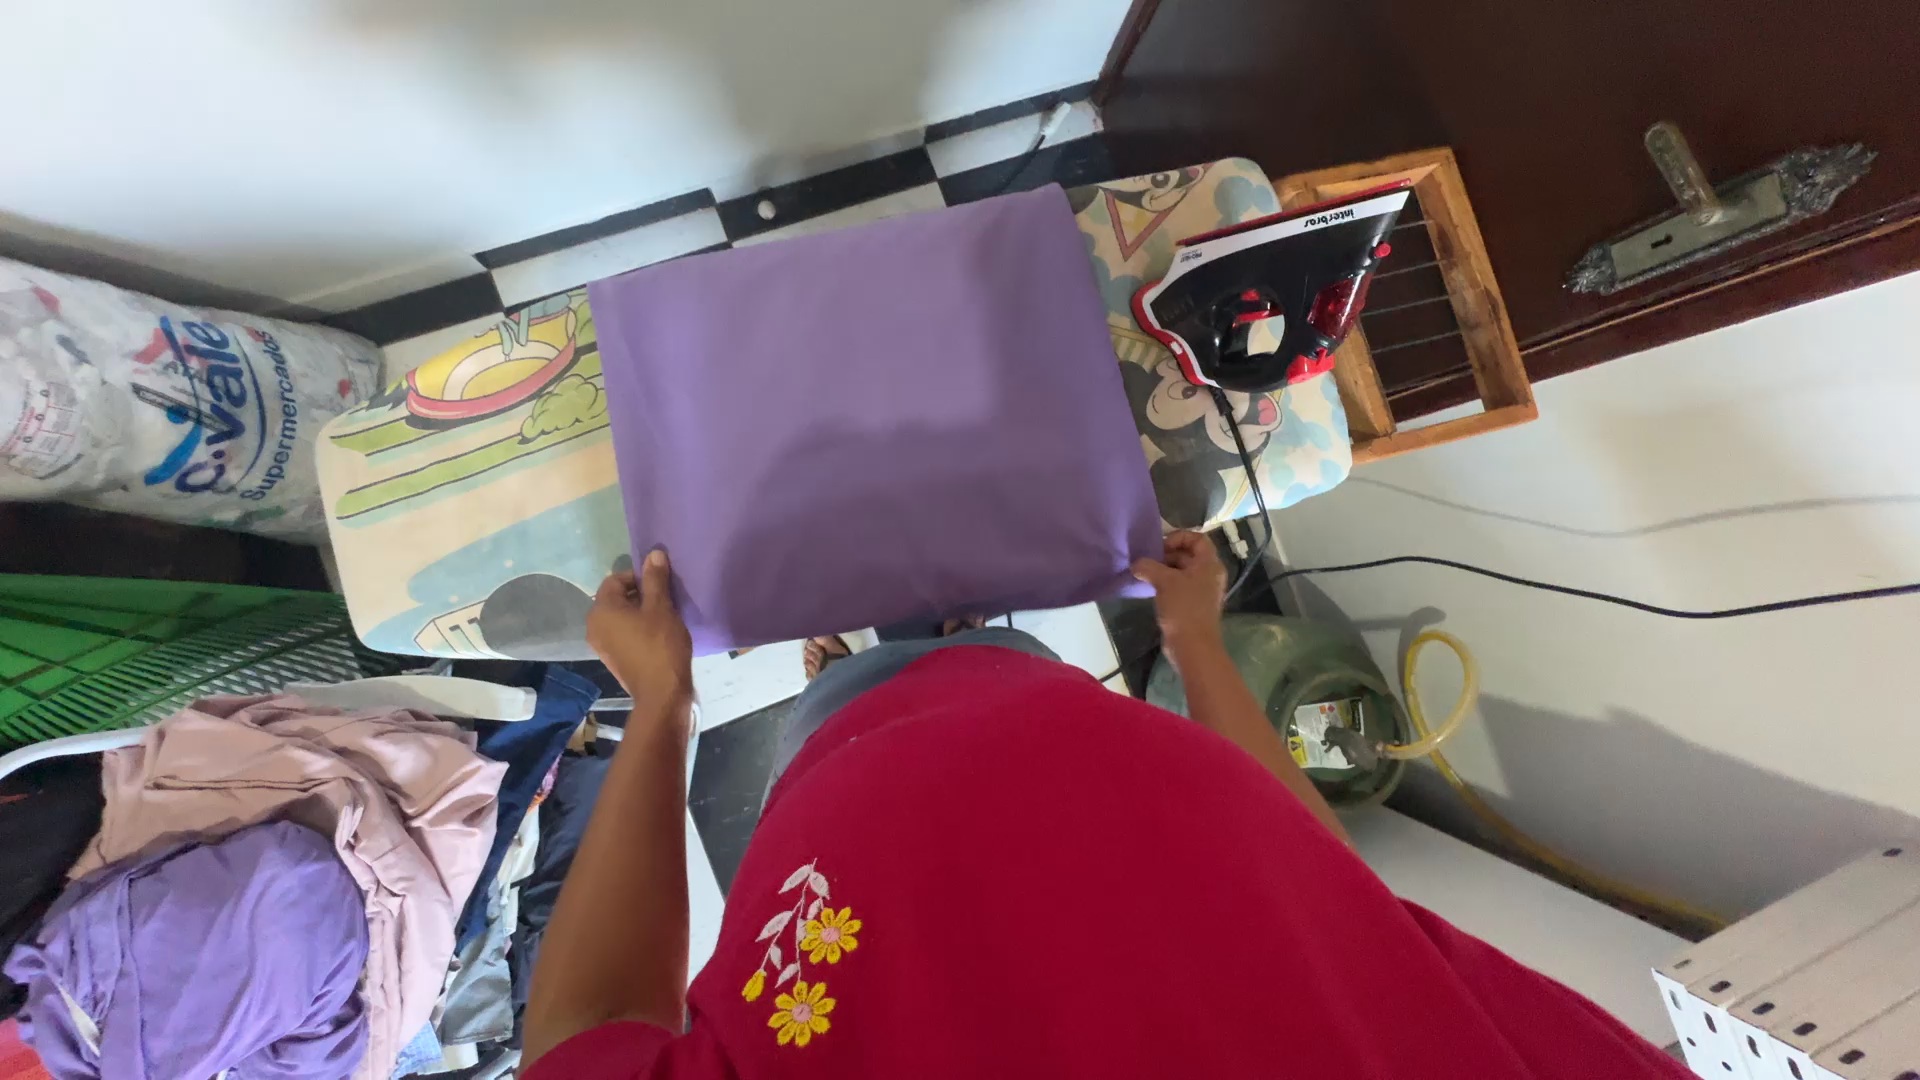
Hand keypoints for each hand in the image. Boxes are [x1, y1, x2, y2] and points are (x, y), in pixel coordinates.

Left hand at [587, 550, 692, 702]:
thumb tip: (654, 554)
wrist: (662, 692)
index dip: (639, 576)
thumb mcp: (661, 608)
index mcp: (602, 610)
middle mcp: (594, 625)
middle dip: (640, 593)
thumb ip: (656, 579)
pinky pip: (622, 632)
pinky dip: (637, 627)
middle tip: (666, 598)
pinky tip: (658, 633)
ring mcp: (601, 644)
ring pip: (620, 616)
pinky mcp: (613, 657)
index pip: (615, 579)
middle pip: (616, 597)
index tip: (661, 584)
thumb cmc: (661, 645)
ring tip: (664, 615)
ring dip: (640, 610)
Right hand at [1131, 530, 1227, 657]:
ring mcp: (1202, 590)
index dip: (1178, 537)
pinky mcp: (1193, 604)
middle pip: (1188, 554)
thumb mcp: (1164, 581)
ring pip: (1182, 571)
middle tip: (1147, 561)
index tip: (1160, 547)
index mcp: (1209, 564)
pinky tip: (1150, 588)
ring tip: (1145, 574)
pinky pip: (1179, 586)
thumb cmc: (1183, 608)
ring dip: (1163, 570)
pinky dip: (1165, 583)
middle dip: (1167, 554)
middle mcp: (1209, 574)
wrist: (1192, 645)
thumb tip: (1136, 565)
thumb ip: (1148, 567)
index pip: (1197, 538)